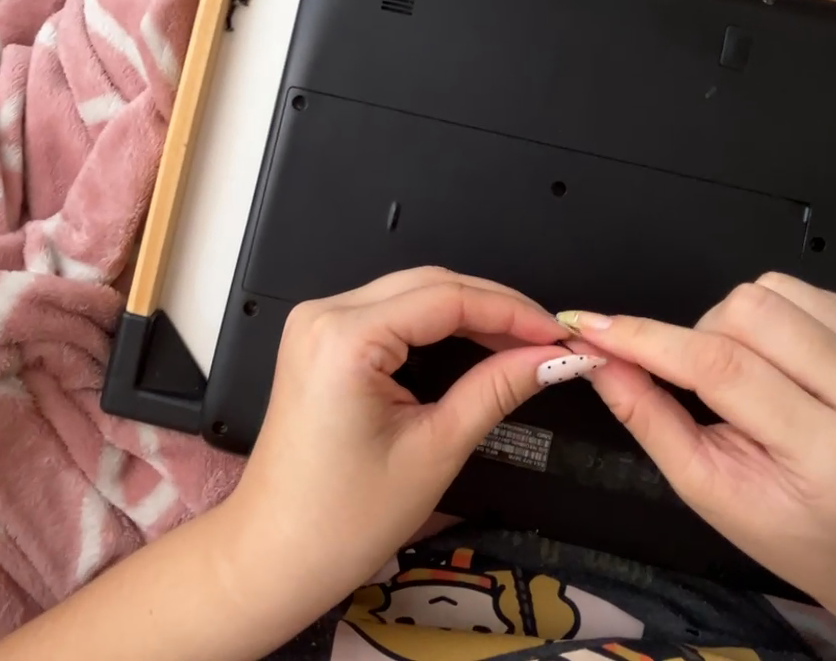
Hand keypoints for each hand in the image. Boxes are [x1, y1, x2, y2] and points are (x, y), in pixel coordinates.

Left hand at [216, 267, 589, 626]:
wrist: (277, 551)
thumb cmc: (344, 517)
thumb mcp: (434, 449)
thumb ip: (496, 389)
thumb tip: (551, 357)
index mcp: (344, 336)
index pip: (445, 297)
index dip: (511, 311)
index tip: (558, 333)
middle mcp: (323, 313)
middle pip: (427, 284)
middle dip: (493, 307)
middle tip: (547, 338)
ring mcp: (316, 322)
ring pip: (410, 292)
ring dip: (467, 312)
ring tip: (521, 342)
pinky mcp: (320, 338)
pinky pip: (388, 311)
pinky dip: (435, 324)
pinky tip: (473, 343)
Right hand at [562, 272, 835, 632]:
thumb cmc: (799, 535)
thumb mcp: (708, 490)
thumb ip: (647, 415)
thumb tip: (594, 354)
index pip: (722, 369)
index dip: (647, 338)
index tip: (591, 326)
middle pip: (751, 310)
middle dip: (703, 333)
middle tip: (706, 383)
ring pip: (778, 290)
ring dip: (739, 324)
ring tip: (754, 377)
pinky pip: (812, 293)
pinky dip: (778, 321)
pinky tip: (792, 368)